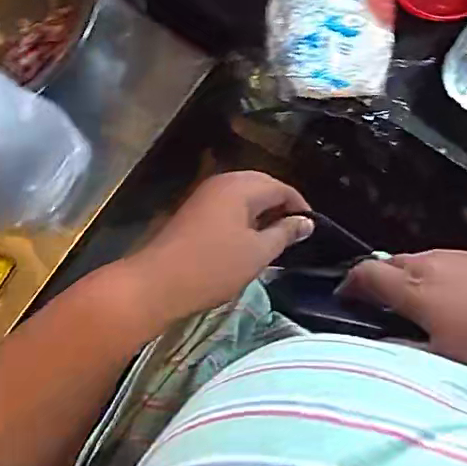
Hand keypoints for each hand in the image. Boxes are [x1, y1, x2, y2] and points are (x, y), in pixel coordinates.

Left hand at [117, 172, 311, 325]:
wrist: (155, 284)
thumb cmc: (213, 267)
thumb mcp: (258, 253)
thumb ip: (285, 233)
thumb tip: (306, 222)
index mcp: (241, 186)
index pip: (282, 188)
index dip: (300, 207)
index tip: (311, 230)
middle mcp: (223, 181)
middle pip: (262, 186)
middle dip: (281, 207)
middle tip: (295, 234)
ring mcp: (205, 194)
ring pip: (244, 196)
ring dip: (262, 213)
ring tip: (274, 240)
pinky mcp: (193, 210)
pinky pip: (228, 206)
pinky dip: (243, 218)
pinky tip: (247, 241)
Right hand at [341, 250, 466, 383]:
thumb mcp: (450, 360)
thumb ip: (408, 353)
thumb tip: (378, 348)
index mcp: (417, 286)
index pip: (368, 274)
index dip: (349, 285)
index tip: (342, 300)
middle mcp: (436, 263)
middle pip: (394, 262)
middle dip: (379, 280)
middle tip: (379, 306)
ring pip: (425, 263)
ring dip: (411, 279)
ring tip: (419, 308)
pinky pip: (454, 265)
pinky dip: (442, 280)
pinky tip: (464, 304)